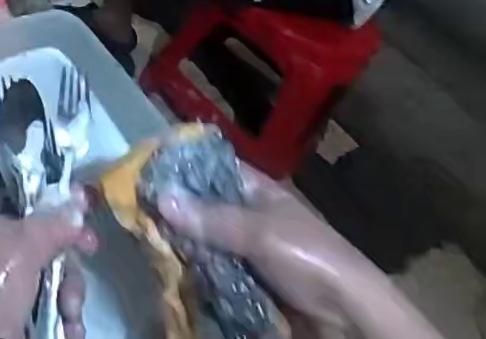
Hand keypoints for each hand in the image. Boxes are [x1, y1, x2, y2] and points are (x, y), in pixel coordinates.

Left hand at [0, 191, 96, 337]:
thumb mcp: (22, 244)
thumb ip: (53, 222)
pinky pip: (64, 314)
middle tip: (89, 249)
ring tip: (68, 311)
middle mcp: (13, 259)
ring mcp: (24, 294)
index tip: (86, 203)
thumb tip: (79, 203)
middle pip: (57, 245)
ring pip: (64, 281)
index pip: (37, 208)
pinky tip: (69, 327)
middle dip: (72, 256)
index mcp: (1, 230)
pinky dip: (71, 321)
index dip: (62, 205)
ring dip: (73, 294)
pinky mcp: (34, 324)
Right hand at [158, 167, 440, 338]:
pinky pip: (209, 277)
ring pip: (201, 243)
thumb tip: (160, 196)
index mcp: (254, 190)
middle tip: (134, 211)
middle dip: (172, 211)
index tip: (145, 165)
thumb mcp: (260, 232)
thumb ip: (211, 218)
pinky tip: (167, 277)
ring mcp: (244, 253)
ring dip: (178, 247)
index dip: (180, 164)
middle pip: (200, 207)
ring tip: (144, 244)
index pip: (209, 167)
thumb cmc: (310, 258)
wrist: (351, 320)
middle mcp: (245, 216)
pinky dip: (191, 277)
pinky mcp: (244, 288)